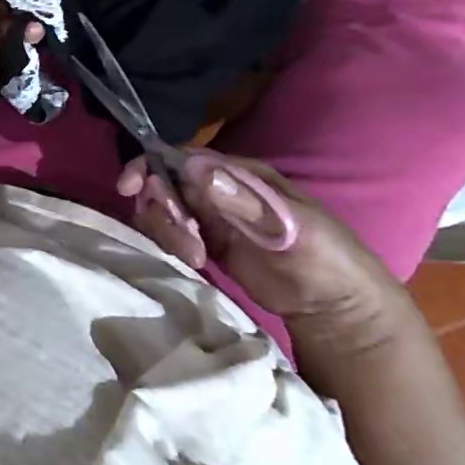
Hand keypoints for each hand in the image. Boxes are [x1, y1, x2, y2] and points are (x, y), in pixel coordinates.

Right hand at [119, 152, 416, 353]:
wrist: (335, 306)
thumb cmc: (323, 258)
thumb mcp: (289, 228)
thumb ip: (243, 201)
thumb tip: (196, 169)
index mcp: (241, 174)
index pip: (184, 158)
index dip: (151, 166)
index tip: (129, 186)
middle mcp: (221, 190)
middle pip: (167, 185)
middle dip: (164, 210)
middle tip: (187, 244)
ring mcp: (213, 217)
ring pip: (167, 210)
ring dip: (168, 231)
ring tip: (196, 258)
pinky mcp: (208, 243)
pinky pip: (174, 234)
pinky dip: (173, 244)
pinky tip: (196, 263)